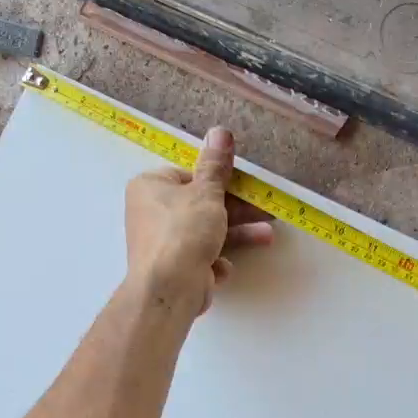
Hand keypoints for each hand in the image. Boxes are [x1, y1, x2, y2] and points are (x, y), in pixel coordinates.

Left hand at [124, 127, 273, 314]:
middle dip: (237, 210)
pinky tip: (221, 269)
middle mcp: (150, 213)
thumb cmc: (185, 230)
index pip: (188, 175)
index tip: (243, 185)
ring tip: (268, 236)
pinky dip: (214, 262)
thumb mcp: (207, 192)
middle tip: (266, 209)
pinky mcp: (173, 269)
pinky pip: (199, 258)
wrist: (170, 287)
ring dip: (237, 234)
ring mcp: (161, 243)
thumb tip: (220, 130)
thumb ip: (216, 165)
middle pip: (200, 205)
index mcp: (150, 187)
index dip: (217, 180)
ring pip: (205, 233)